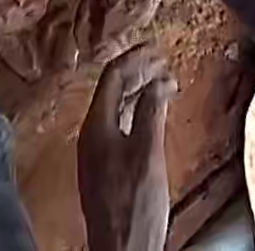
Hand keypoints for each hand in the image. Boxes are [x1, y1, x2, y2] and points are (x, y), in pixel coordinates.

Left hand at [78, 44, 176, 250]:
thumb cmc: (135, 206)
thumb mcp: (148, 152)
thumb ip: (151, 111)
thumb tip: (158, 80)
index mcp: (96, 125)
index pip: (112, 76)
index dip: (135, 58)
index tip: (156, 49)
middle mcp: (91, 134)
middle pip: (112, 89)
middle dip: (138, 72)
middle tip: (163, 64)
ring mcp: (95, 152)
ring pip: (115, 107)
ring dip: (138, 92)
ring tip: (163, 85)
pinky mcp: (104, 167)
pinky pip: (118, 125)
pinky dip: (136, 112)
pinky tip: (152, 116)